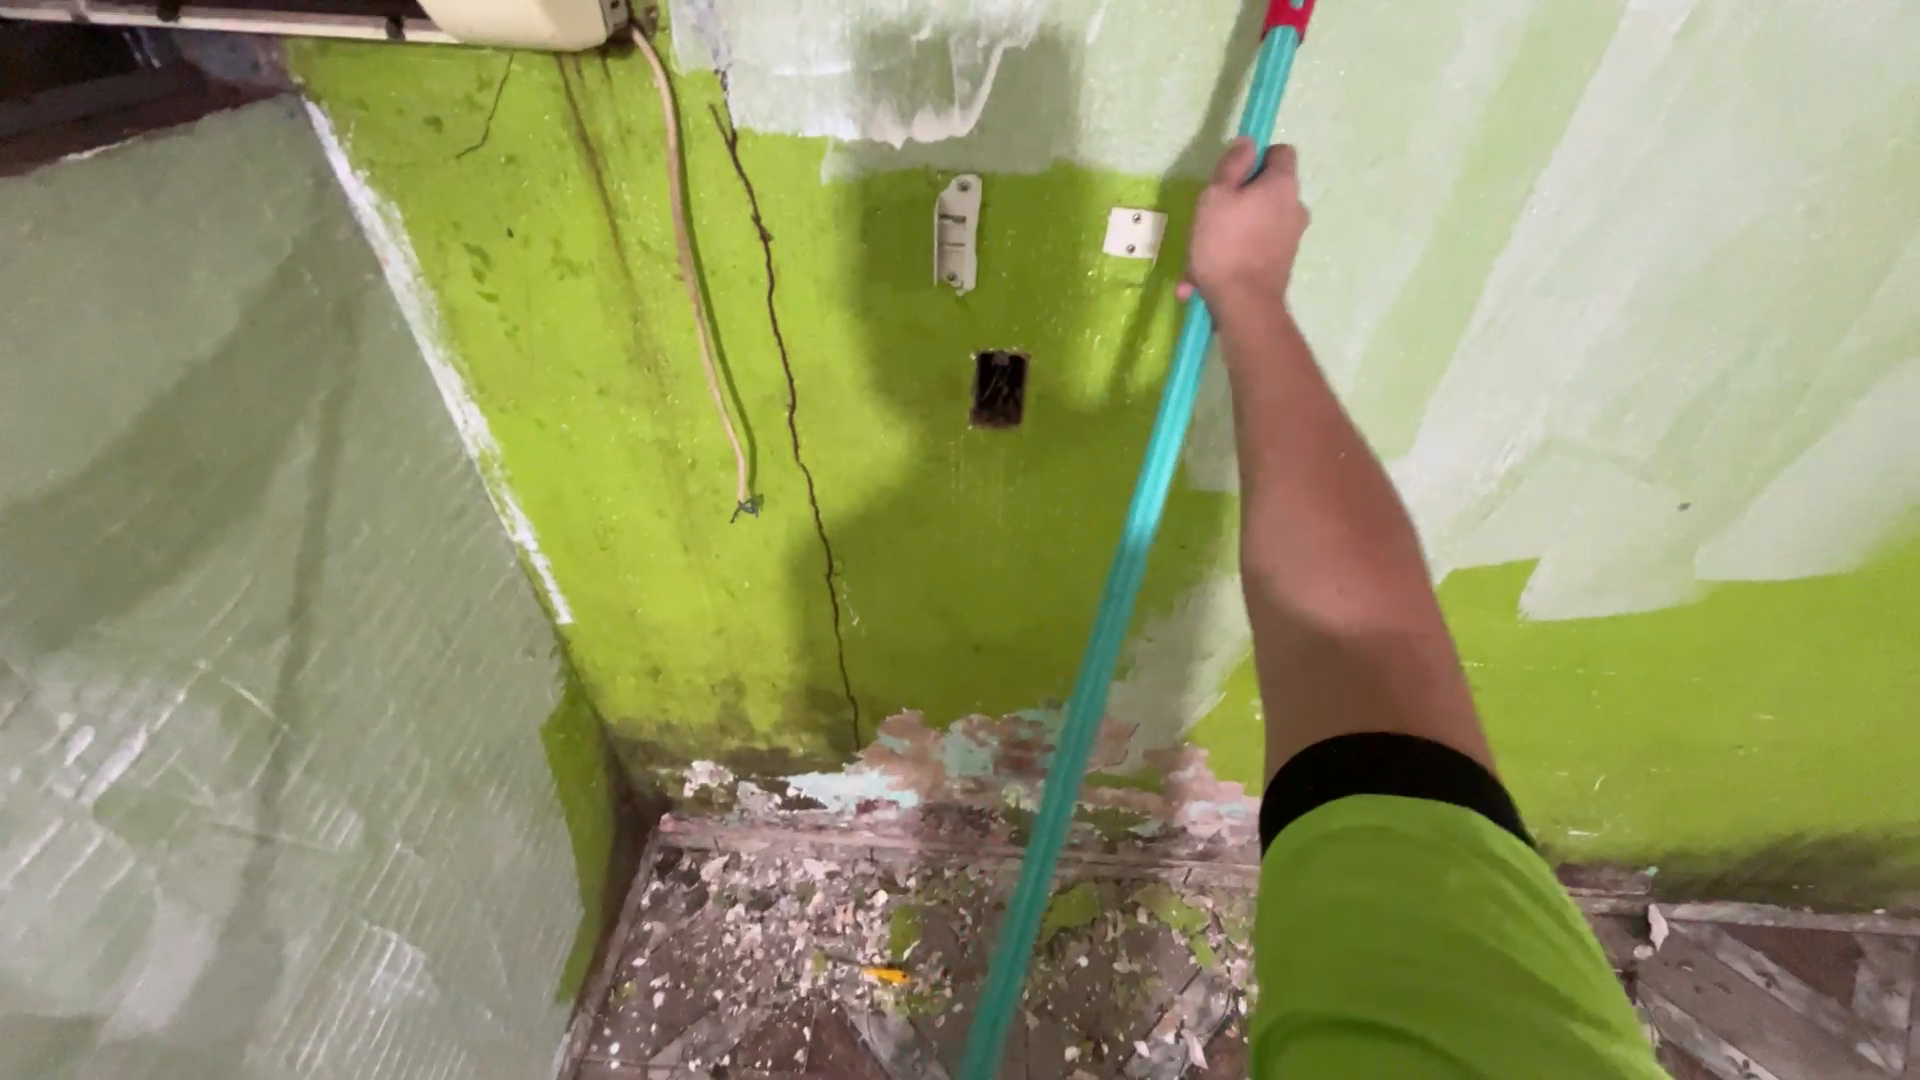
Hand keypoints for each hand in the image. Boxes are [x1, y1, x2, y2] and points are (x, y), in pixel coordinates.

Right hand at [1179, 138, 1309, 309]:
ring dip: (1233, 236)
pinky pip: (1255, 253)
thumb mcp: (1216, 196)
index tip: (1233, 176)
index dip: (1257, 160)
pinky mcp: (1282, 266)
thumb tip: (1248, 141)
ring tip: (1201, 260)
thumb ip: (1232, 166)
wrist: (1244, 304)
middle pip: (1269, 192)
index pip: (1281, 152)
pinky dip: (1235, 260)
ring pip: (1259, 226)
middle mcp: (1296, 207)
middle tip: (1212, 219)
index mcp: (1282, 184)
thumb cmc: (1225, 244)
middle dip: (1242, 202)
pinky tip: (1206, 279)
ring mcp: (1292, 239)